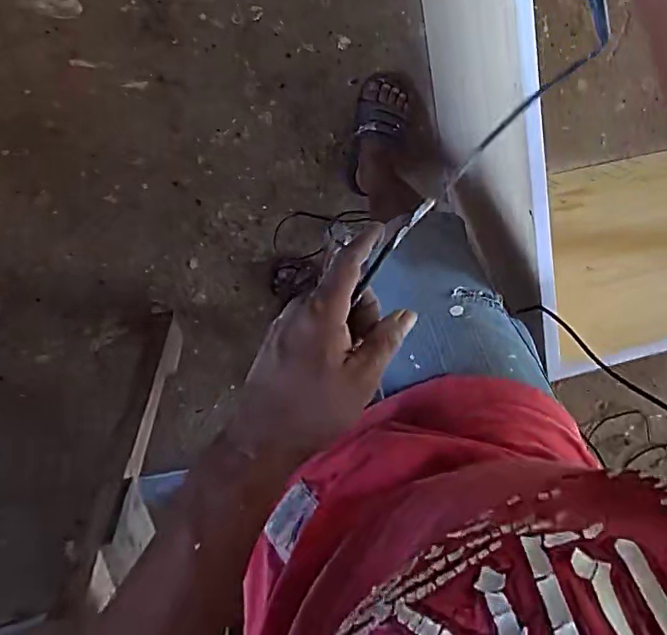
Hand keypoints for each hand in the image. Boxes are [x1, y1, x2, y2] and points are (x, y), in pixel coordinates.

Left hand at [225, 230, 416, 468]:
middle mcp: (299, 306)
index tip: (379, 228)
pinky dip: (329, 333)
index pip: (346, 263)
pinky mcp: (277, 335)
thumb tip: (405, 314)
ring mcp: (285, 320)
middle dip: (363, 309)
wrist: (261, 437)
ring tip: (347, 367)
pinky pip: (312, 320)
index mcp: (321, 310)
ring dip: (346, 325)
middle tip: (367, 349)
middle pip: (342, 288)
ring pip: (329, 306)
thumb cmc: (316, 409)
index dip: (365, 243)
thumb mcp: (362, 379)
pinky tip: (329, 368)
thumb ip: (384, 340)